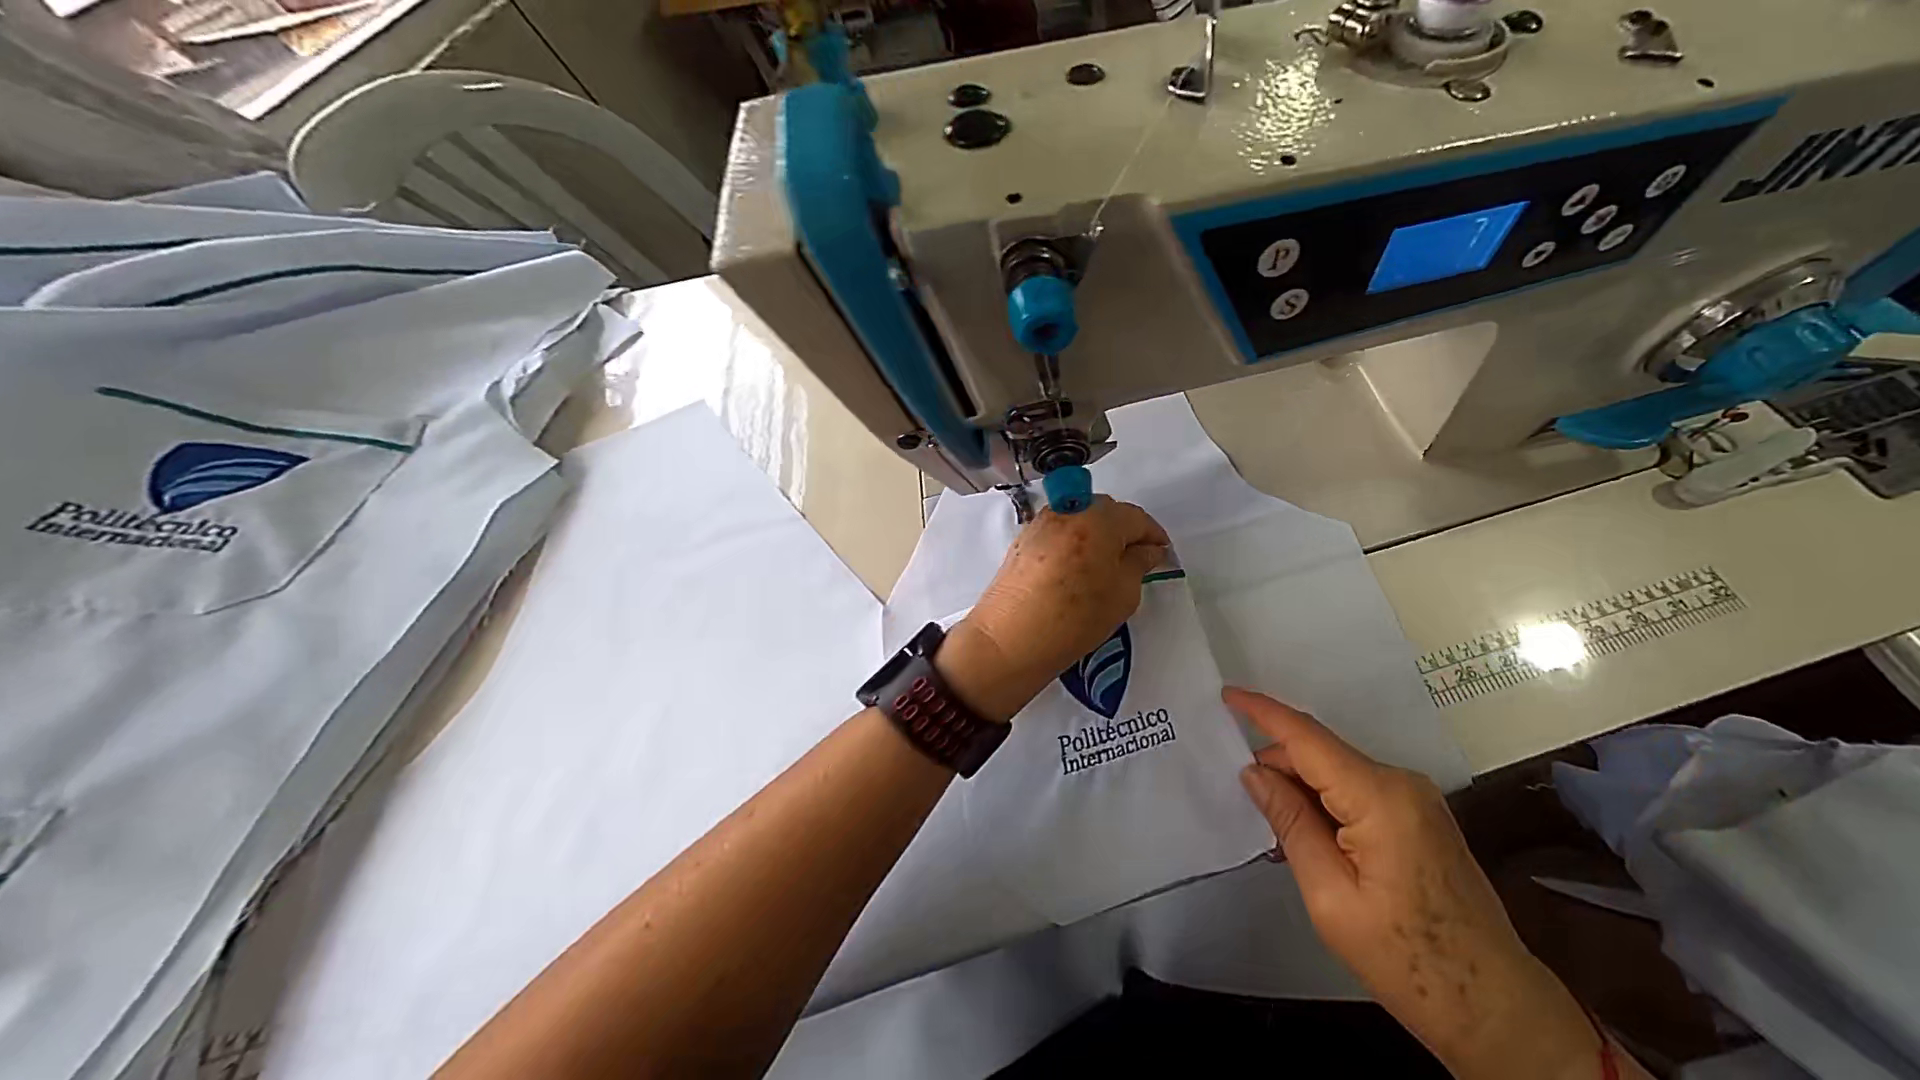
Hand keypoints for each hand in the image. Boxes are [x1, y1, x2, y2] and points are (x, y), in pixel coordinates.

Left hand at [936, 497, 1168, 723]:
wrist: (1011, 639)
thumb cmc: (1072, 619)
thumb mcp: (1123, 594)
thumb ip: (1139, 563)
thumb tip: (1146, 550)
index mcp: (1099, 520)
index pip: (1136, 516)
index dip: (1153, 534)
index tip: (1160, 551)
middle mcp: (1067, 512)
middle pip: (1105, 510)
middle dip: (1124, 530)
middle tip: (1136, 558)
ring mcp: (1041, 524)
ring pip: (1079, 518)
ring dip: (1096, 534)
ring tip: (1105, 567)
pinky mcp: (1023, 540)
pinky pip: (1058, 531)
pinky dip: (1073, 542)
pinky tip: (1076, 570)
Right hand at [1226, 688, 1622, 1079]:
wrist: (1495, 1007)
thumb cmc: (1406, 959)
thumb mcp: (1330, 895)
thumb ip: (1290, 823)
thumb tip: (1254, 773)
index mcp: (1380, 798)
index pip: (1307, 738)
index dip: (1262, 712)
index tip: (1225, 694)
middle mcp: (1402, 784)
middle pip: (1320, 754)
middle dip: (1276, 767)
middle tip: (1244, 805)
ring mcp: (1416, 799)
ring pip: (1335, 772)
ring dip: (1299, 789)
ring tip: (1275, 833)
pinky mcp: (1420, 816)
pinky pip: (1356, 790)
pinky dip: (1323, 802)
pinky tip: (1309, 839)